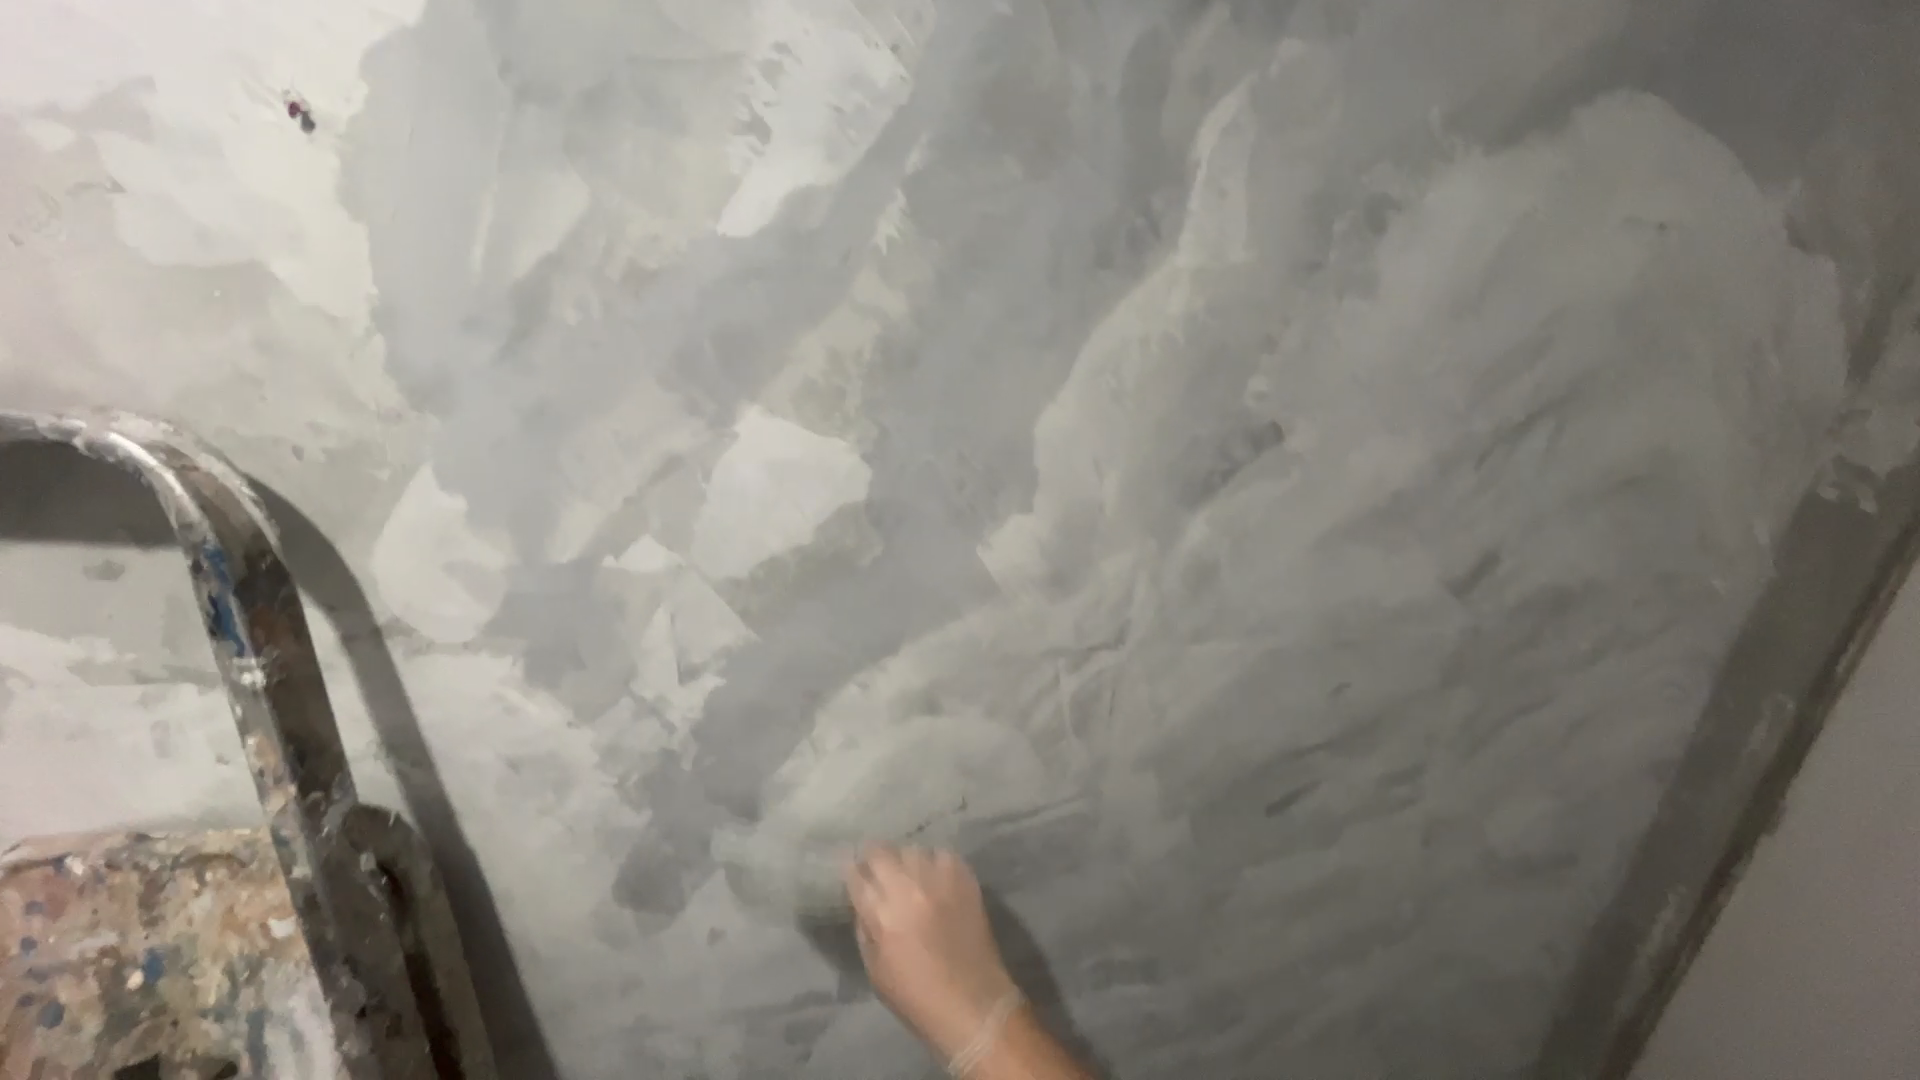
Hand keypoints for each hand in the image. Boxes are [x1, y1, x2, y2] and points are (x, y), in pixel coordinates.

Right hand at [844, 847, 1020, 1055]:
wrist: (973, 1004)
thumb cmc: (917, 997)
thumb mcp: (875, 971)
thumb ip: (865, 930)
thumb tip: (864, 904)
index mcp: (882, 912)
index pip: (856, 874)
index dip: (850, 868)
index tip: (850, 867)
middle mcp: (909, 887)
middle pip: (882, 852)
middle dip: (874, 857)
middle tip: (876, 867)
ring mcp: (940, 879)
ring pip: (914, 850)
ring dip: (906, 860)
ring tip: (908, 872)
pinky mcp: (966, 880)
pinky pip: (944, 855)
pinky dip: (936, 862)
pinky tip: (935, 876)